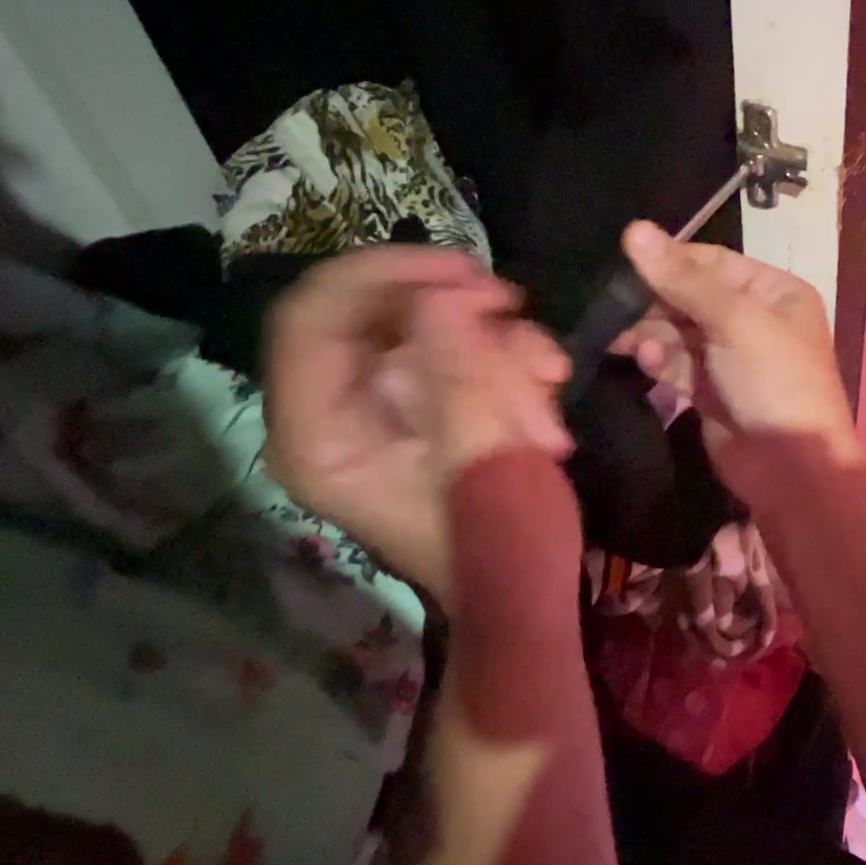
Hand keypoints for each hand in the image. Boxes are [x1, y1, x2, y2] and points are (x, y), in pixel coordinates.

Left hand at [263, 247, 574, 609]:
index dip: (385, 275)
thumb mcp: (489, 463)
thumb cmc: (502, 547)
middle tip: (521, 314)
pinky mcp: (427, 408)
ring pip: (429, 328)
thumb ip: (462, 379)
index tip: (468, 271)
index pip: (314, 317)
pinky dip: (507, 357)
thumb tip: (444, 300)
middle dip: (461, 314)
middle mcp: (338, 412)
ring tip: (551, 378)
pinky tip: (547, 384)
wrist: (527, 592)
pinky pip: (460, 351)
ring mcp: (385, 409)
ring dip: (498, 341)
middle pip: (379, 315)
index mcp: (322, 435)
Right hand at [611, 221, 860, 493]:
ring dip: (651, 332)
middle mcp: (754, 319)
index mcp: (774, 292)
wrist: (791, 466)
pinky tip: (644, 360)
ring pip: (679, 331)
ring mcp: (731, 356)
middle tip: (612, 306)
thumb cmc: (774, 381)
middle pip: (691, 296)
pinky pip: (677, 363)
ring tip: (625, 340)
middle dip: (653, 301)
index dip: (670, 261)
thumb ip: (683, 279)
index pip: (712, 262)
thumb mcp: (736, 321)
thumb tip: (634, 228)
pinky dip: (660, 360)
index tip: (624, 260)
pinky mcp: (710, 390)